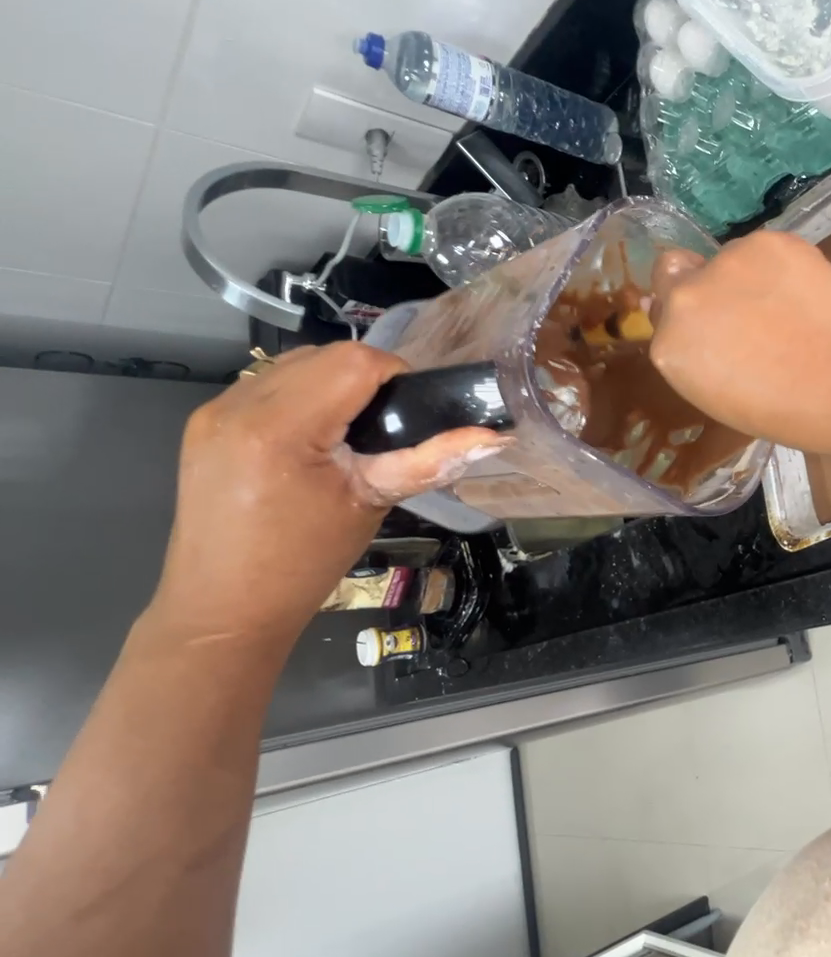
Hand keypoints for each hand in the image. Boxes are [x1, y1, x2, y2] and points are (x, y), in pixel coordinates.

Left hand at [150, 343, 505, 647]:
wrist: (227, 601)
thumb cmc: (308, 558)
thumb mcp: (377, 500)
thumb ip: (434, 459)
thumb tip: (496, 437)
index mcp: (279, 428)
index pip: (354, 362)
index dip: (396, 376)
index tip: (412, 413)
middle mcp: (238, 406)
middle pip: (325, 355)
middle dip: (368, 379)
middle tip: (390, 426)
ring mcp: (215, 410)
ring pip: (296, 363)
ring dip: (335, 383)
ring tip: (355, 432)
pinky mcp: (207, 420)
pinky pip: (269, 384)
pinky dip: (305, 395)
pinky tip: (318, 435)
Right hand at [647, 231, 830, 453]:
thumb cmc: (793, 412)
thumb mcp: (728, 398)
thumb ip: (704, 357)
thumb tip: (705, 331)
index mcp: (669, 349)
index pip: (665, 317)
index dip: (695, 320)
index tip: (723, 330)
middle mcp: (685, 300)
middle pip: (677, 272)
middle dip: (706, 287)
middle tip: (751, 310)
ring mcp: (724, 264)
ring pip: (728, 259)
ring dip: (749, 276)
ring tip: (791, 307)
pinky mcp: (767, 242)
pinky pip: (767, 250)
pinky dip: (784, 266)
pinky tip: (810, 293)